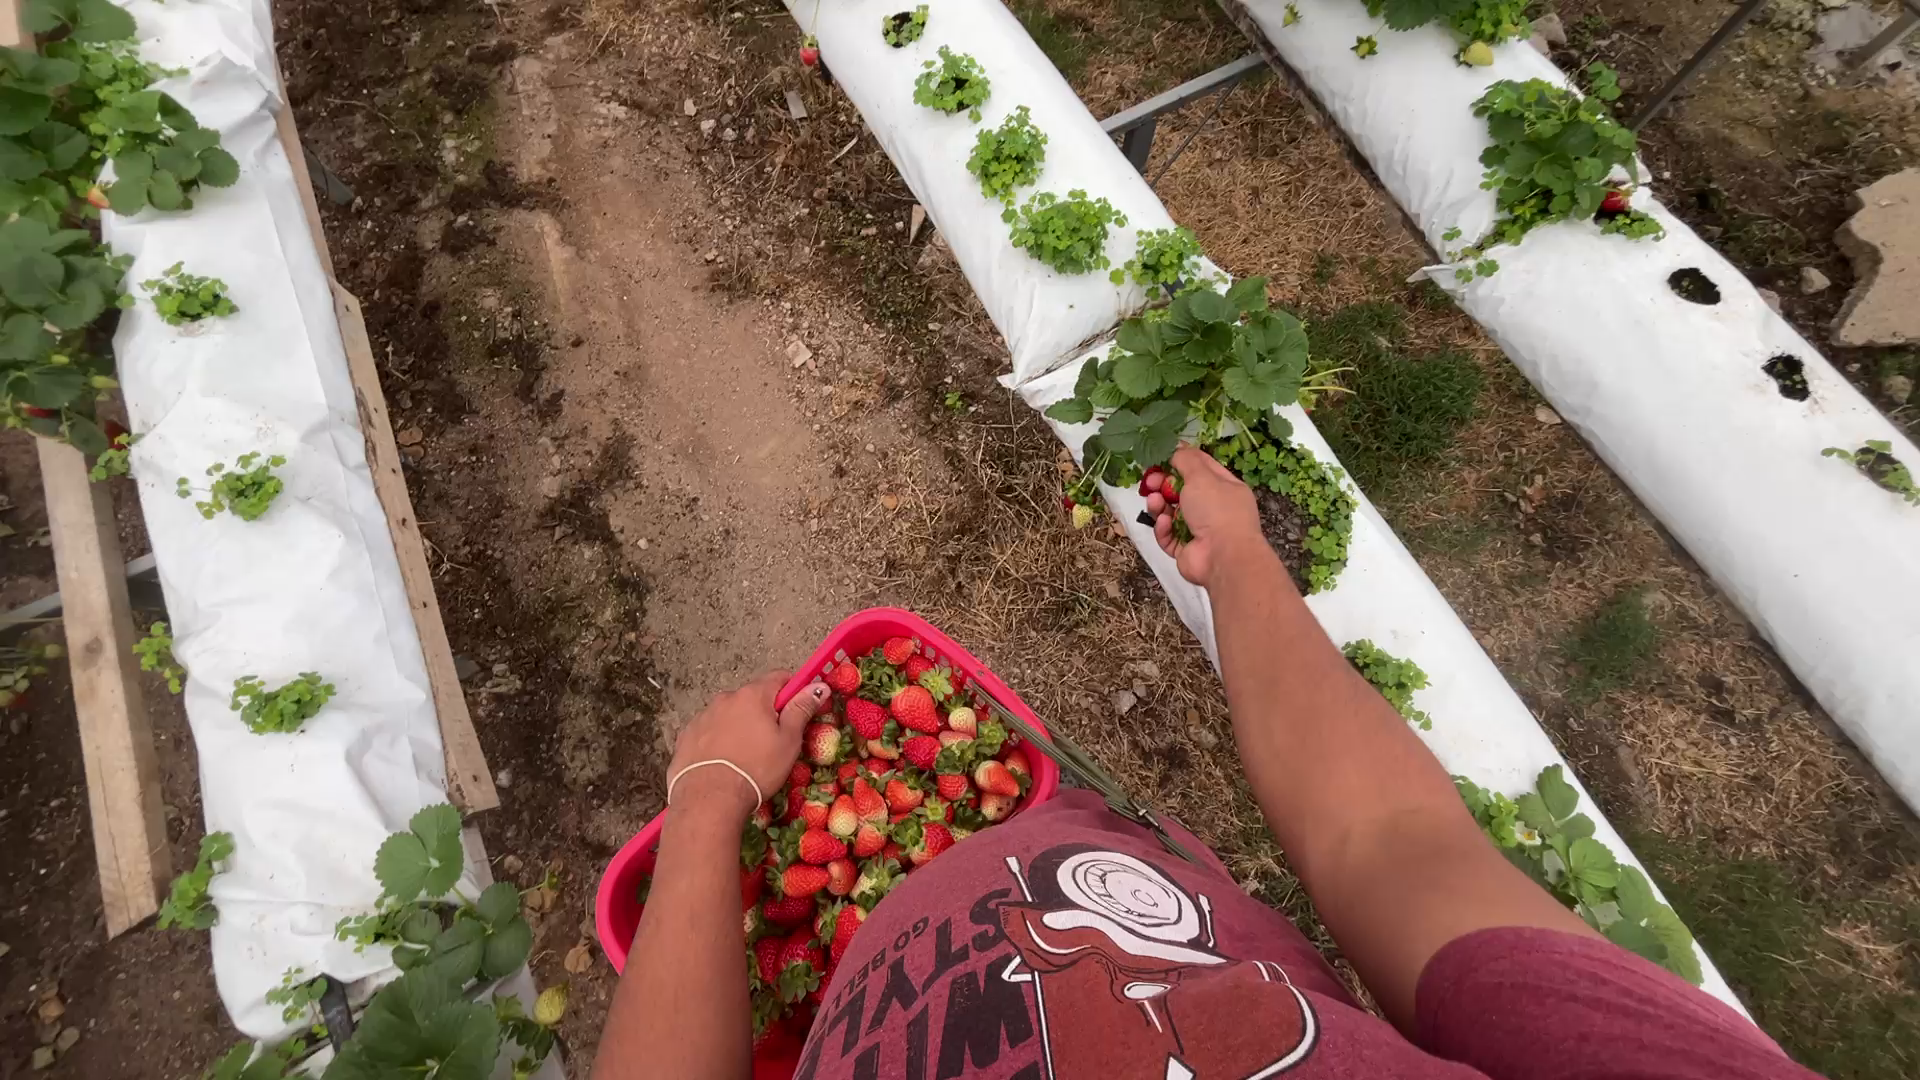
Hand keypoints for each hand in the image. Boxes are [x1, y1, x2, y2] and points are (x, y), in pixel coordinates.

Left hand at [666, 673, 826, 819]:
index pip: (780, 677)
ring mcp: (702, 716)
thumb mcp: (788, 741)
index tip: (799, 707)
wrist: (709, 800)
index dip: (794, 689)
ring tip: (746, 755)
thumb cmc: (756, 769)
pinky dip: (719, 739)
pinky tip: (724, 762)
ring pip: (730, 714)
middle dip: (765, 711)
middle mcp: (725, 698)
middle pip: (753, 696)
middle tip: (774, 740)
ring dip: (740, 725)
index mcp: (753, 695)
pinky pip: (710, 730)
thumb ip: (802, 709)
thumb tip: (819, 686)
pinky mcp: (686, 736)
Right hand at [1147, 445, 1263, 587]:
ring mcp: (1199, 530)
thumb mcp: (1202, 476)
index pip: (1201, 467)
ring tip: (1154, 501)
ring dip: (1160, 505)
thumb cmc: (1217, 511)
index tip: (1160, 457)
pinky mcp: (1185, 549)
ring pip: (1171, 513)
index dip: (1180, 460)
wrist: (1224, 557)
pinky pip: (1168, 535)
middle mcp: (1213, 508)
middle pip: (1182, 491)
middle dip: (1163, 484)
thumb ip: (1186, 460)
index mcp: (1225, 488)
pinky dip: (1163, 529)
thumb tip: (1176, 449)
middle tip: (1150, 481)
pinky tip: (1164, 523)